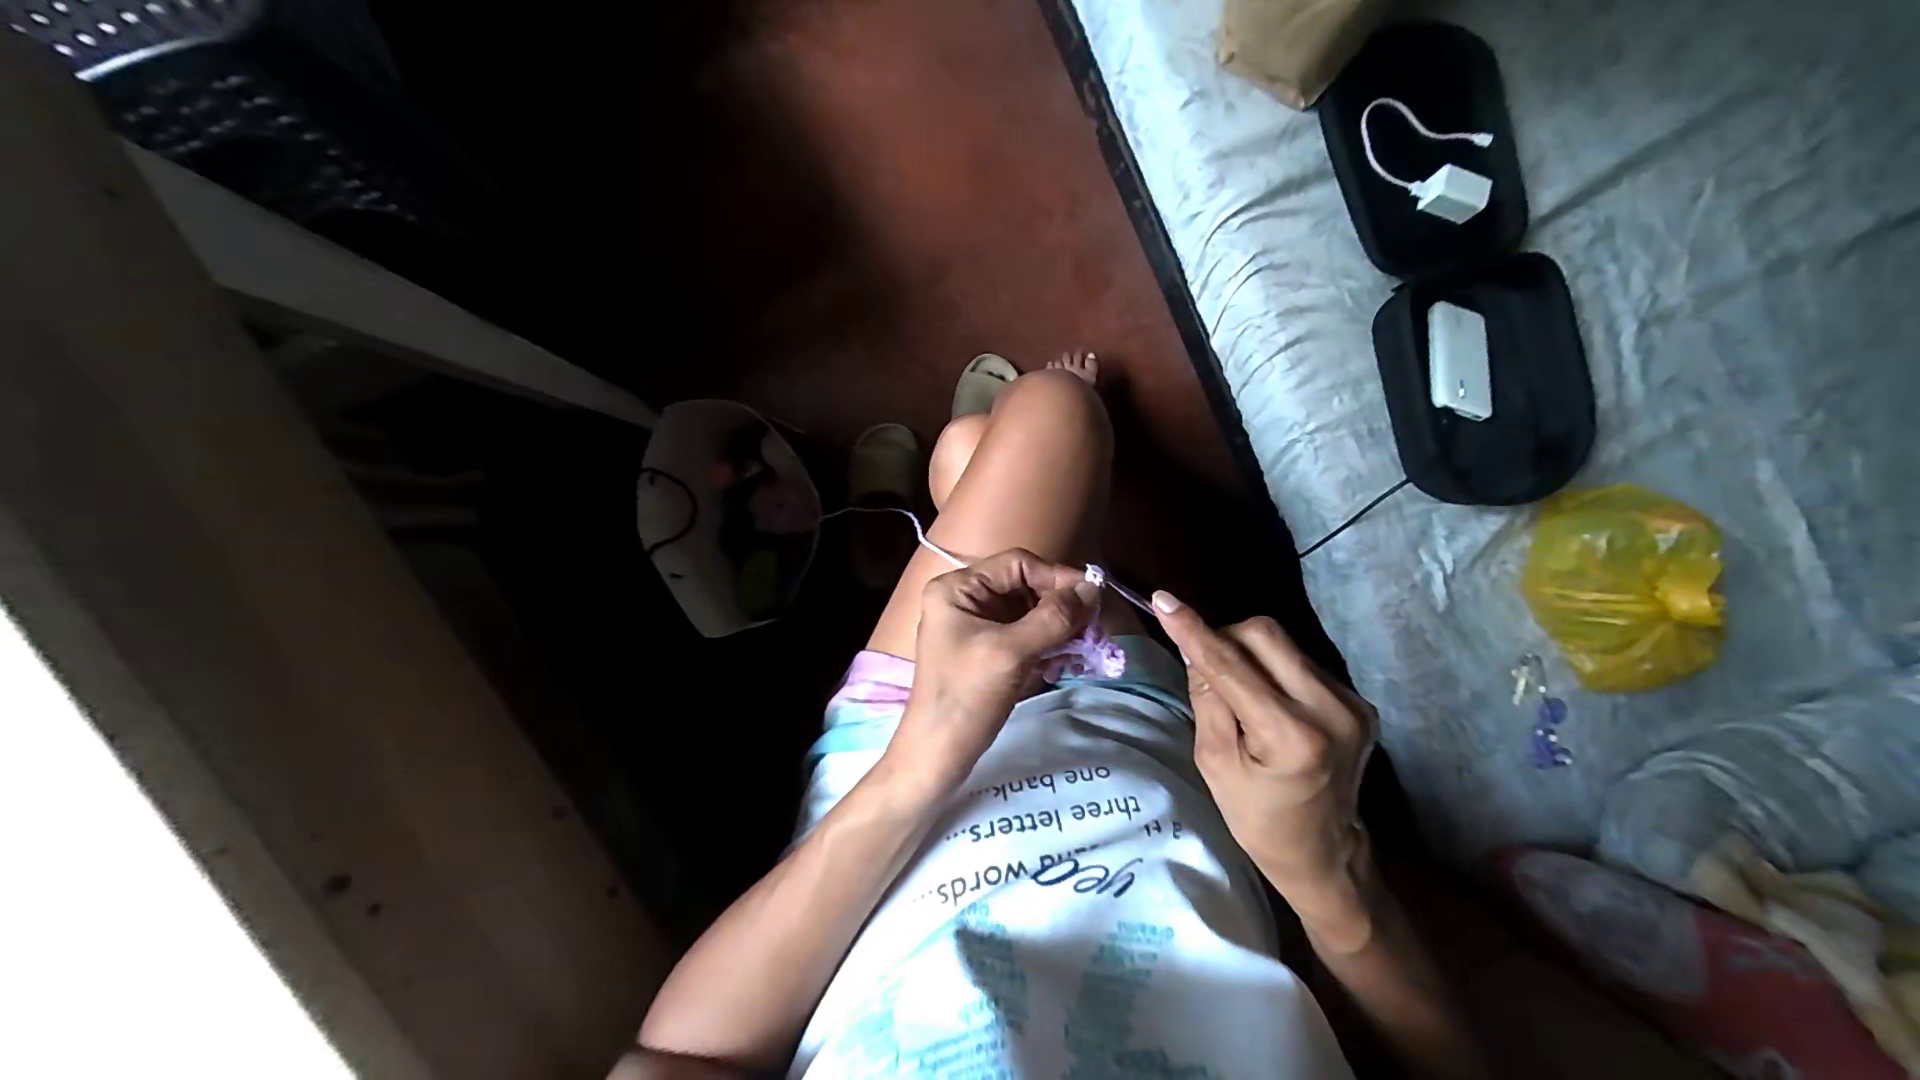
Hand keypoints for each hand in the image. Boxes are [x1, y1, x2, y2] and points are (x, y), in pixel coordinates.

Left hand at [889, 548, 1100, 789]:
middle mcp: (966, 599)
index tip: (1092, 598)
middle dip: (1061, 607)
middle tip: (1092, 629)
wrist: (937, 754)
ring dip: (1059, 628)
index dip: (1056, 577)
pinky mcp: (988, 650)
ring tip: (1082, 650)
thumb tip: (1093, 588)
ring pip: (1031, 612)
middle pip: (1026, 586)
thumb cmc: (966, 697)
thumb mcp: (1011, 652)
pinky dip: (1049, 644)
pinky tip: (1064, 663)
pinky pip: (1026, 635)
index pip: (1017, 563)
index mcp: (958, 588)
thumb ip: (1053, 617)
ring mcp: (976, 625)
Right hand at [1152, 592, 1380, 948]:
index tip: (1164, 599)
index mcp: (1291, 736)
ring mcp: (1352, 702)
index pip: (1230, 666)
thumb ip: (1207, 699)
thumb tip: (1195, 648)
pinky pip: (1300, 661)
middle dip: (1225, 638)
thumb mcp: (1214, 763)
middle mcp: (1331, 709)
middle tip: (1207, 667)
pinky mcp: (1358, 701)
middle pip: (1264, 634)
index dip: (1193, 631)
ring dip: (1249, 654)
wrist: (1325, 852)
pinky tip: (1269, 703)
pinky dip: (1272, 669)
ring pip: (1283, 643)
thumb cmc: (1257, 817)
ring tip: (1241, 695)